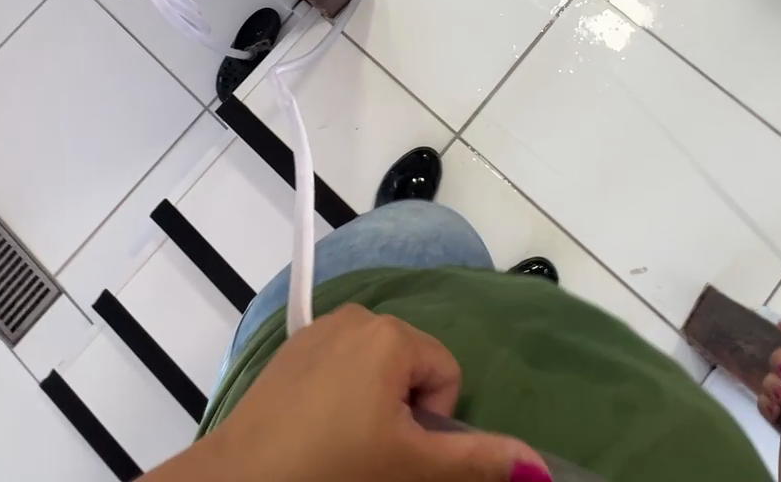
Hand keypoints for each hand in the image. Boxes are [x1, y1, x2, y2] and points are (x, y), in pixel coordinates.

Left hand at [152, 305, 550, 481]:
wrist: (241, 481)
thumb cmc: (335, 467)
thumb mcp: (413, 468)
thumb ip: (477, 460)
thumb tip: (538, 465)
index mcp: (393, 334)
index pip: (446, 372)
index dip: (433, 420)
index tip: (398, 448)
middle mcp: (360, 315)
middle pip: (411, 366)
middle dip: (404, 410)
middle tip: (371, 450)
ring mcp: (322, 327)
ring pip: (376, 368)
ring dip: (374, 403)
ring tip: (342, 442)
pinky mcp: (293, 347)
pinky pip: (341, 365)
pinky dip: (341, 395)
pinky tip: (316, 430)